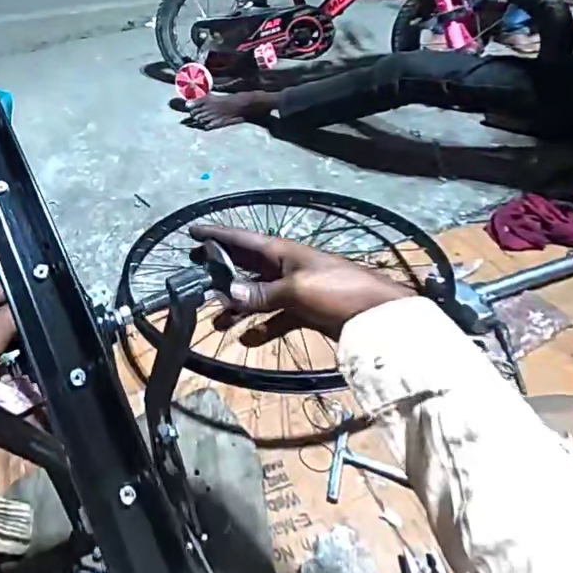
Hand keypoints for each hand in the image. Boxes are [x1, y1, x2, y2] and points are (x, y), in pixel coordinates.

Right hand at [190, 225, 412, 340]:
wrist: (381, 316)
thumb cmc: (338, 291)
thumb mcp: (296, 290)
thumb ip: (261, 295)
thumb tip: (229, 295)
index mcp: (279, 252)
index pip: (239, 239)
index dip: (215, 234)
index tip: (192, 231)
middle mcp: (282, 266)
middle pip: (244, 267)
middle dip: (220, 271)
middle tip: (196, 274)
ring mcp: (294, 289)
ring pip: (256, 295)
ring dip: (237, 307)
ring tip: (217, 321)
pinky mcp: (305, 310)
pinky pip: (275, 317)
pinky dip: (261, 328)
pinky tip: (248, 341)